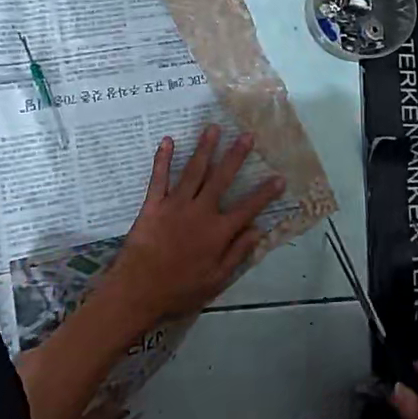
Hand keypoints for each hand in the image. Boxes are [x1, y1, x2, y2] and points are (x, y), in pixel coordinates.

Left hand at [102, 126, 285, 323]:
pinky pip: (159, 177)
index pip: (248, 208)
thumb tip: (258, 231)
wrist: (138, 290)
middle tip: (247, 135)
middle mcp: (200, 211)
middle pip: (222, 178)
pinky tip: (168, 141)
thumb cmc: (179, 290)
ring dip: (205, 148)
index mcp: (218, 232)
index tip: (279, 177)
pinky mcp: (153, 204)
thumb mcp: (216, 280)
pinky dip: (163, 158)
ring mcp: (175, 205)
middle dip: (236, 156)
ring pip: (194, 171)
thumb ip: (237, 253)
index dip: (265, 193)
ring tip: (213, 128)